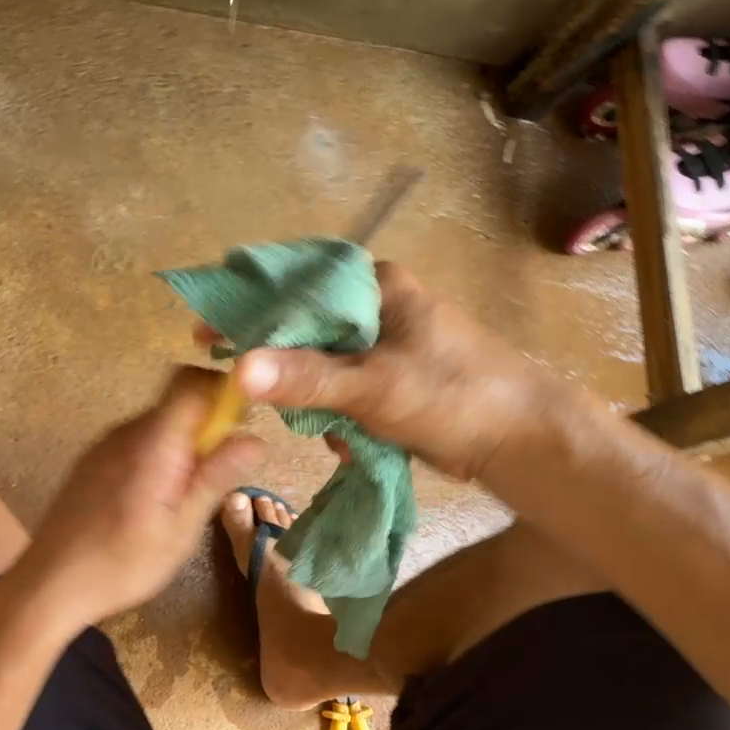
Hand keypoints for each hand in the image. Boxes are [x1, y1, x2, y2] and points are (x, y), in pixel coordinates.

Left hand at [4, 368, 263, 629]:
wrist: (48, 584)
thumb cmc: (121, 565)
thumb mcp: (180, 530)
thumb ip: (215, 478)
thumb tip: (256, 439)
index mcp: (150, 443)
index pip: (191, 382)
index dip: (222, 392)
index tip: (238, 427)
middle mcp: (122, 432)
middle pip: (174, 403)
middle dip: (204, 429)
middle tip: (214, 477)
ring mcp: (101, 445)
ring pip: (154, 426)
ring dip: (178, 448)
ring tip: (180, 499)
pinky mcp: (89, 462)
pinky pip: (133, 444)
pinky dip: (153, 459)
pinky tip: (149, 503)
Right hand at [230, 262, 589, 480]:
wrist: (522, 441)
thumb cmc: (455, 396)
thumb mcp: (374, 387)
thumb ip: (305, 378)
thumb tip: (238, 371)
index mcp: (375, 286)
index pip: (295, 287)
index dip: (248, 311)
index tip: (207, 339)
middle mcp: (374, 308)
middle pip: (300, 330)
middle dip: (287, 373)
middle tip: (259, 400)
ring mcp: (380, 345)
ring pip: (316, 367)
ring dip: (316, 405)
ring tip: (337, 433)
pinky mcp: (385, 379)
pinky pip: (337, 392)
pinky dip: (337, 419)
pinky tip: (353, 443)